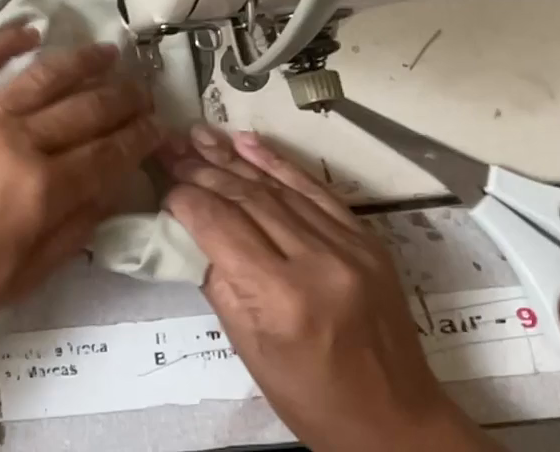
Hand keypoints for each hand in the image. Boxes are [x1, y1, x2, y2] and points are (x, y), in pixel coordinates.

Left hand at [0, 24, 161, 347]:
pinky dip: (6, 41)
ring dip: (81, 61)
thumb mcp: (22, 277)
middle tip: (144, 88)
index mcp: (41, 189)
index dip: (138, 139)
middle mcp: (17, 142)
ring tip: (108, 51)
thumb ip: (72, 231)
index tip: (160, 125)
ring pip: (42, 77)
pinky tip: (32, 30)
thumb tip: (111, 192)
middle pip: (83, 110)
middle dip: (122, 98)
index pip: (105, 155)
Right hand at [162, 126, 494, 451]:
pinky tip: (248, 142)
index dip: (184, 199)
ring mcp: (347, 245)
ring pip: (277, 187)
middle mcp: (316, 261)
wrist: (397, 422)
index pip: (218, 225)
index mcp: (280, 297)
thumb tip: (189, 232)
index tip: (162, 187)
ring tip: (199, 135)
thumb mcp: (249, 350)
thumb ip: (218, 283)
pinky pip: (315, 189)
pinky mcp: (366, 238)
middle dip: (202, 170)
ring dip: (233, 158)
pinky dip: (279, 163)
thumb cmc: (313, 399)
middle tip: (170, 149)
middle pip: (245, 198)